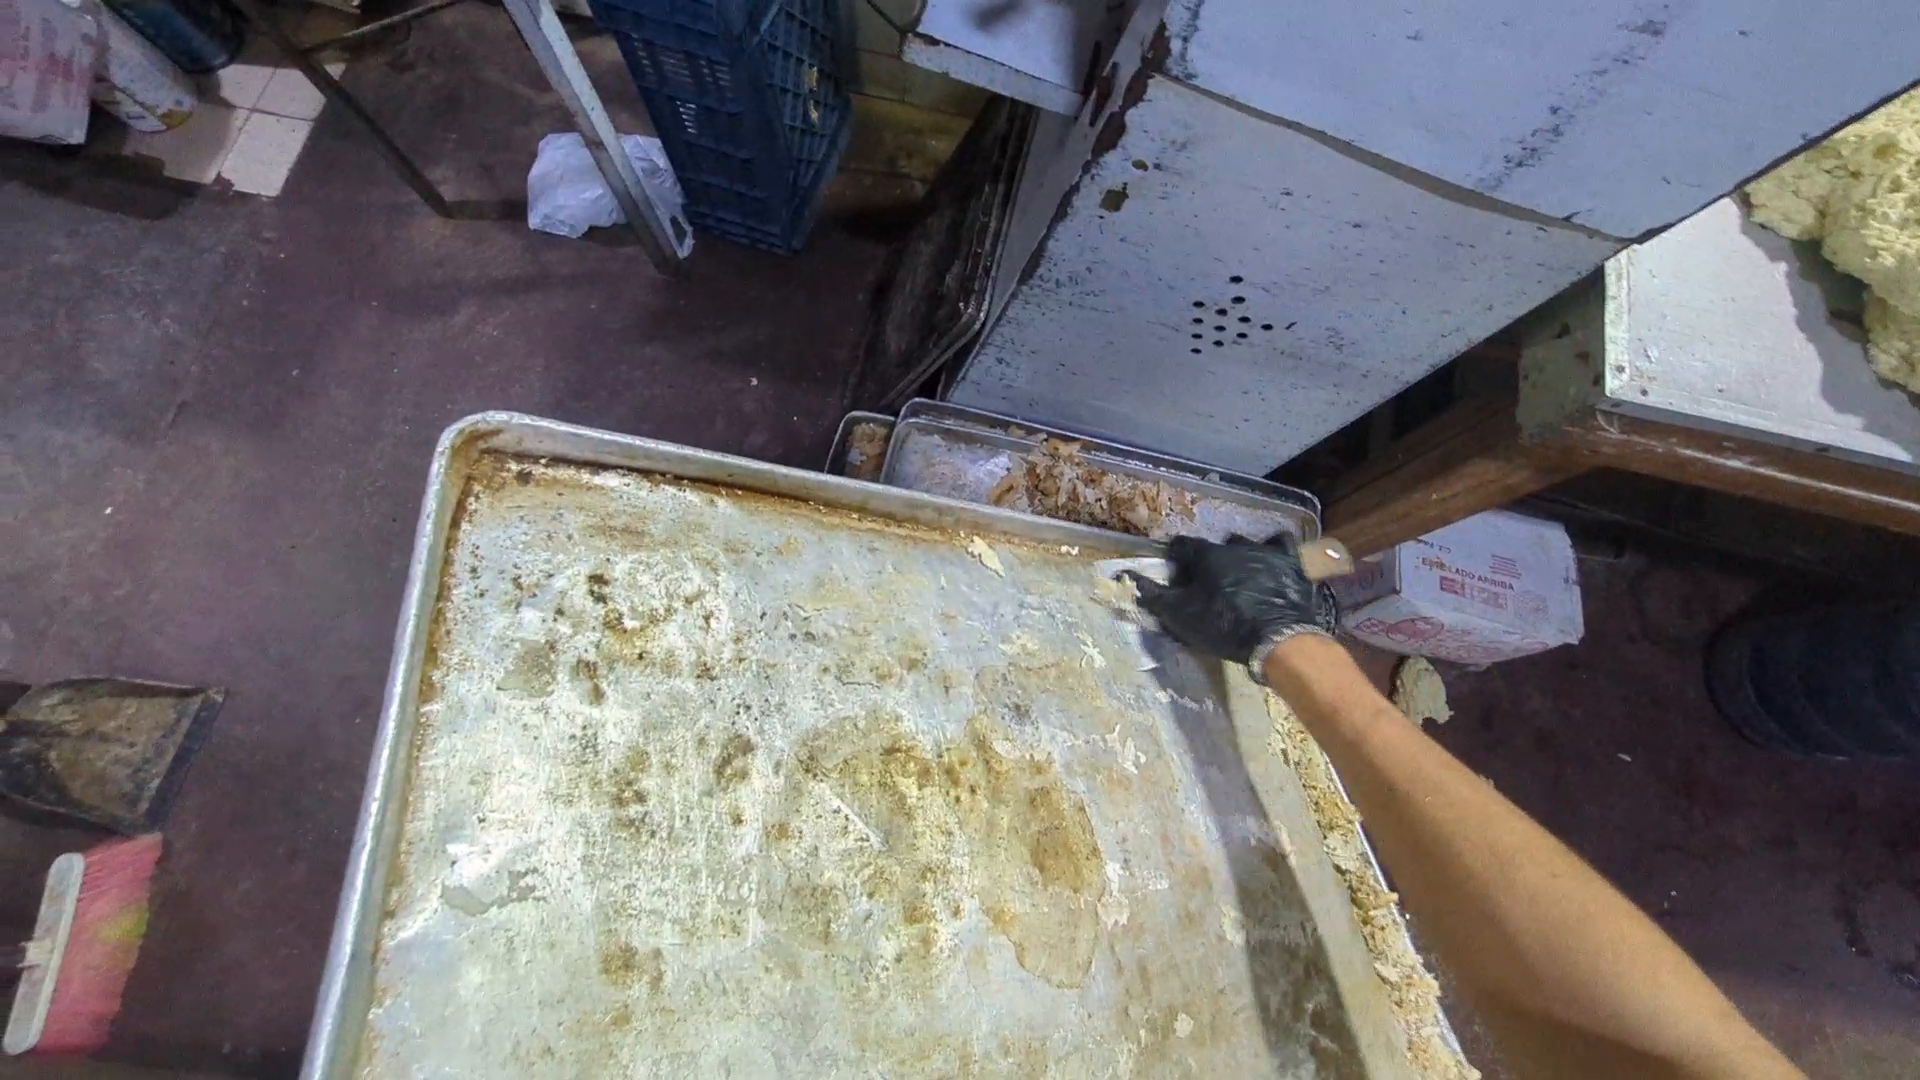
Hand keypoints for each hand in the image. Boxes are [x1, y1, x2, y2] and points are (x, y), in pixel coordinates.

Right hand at [1125, 534, 1329, 665]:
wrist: (1278, 639)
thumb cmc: (1223, 625)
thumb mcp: (1179, 615)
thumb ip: (1153, 594)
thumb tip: (1125, 574)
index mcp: (1207, 555)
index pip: (1183, 545)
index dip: (1176, 557)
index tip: (1174, 569)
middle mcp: (1236, 547)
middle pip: (1218, 545)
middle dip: (1212, 557)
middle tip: (1211, 579)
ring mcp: (1268, 553)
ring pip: (1251, 543)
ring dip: (1244, 554)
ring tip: (1243, 572)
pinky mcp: (1293, 565)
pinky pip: (1285, 547)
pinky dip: (1278, 553)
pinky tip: (1276, 564)